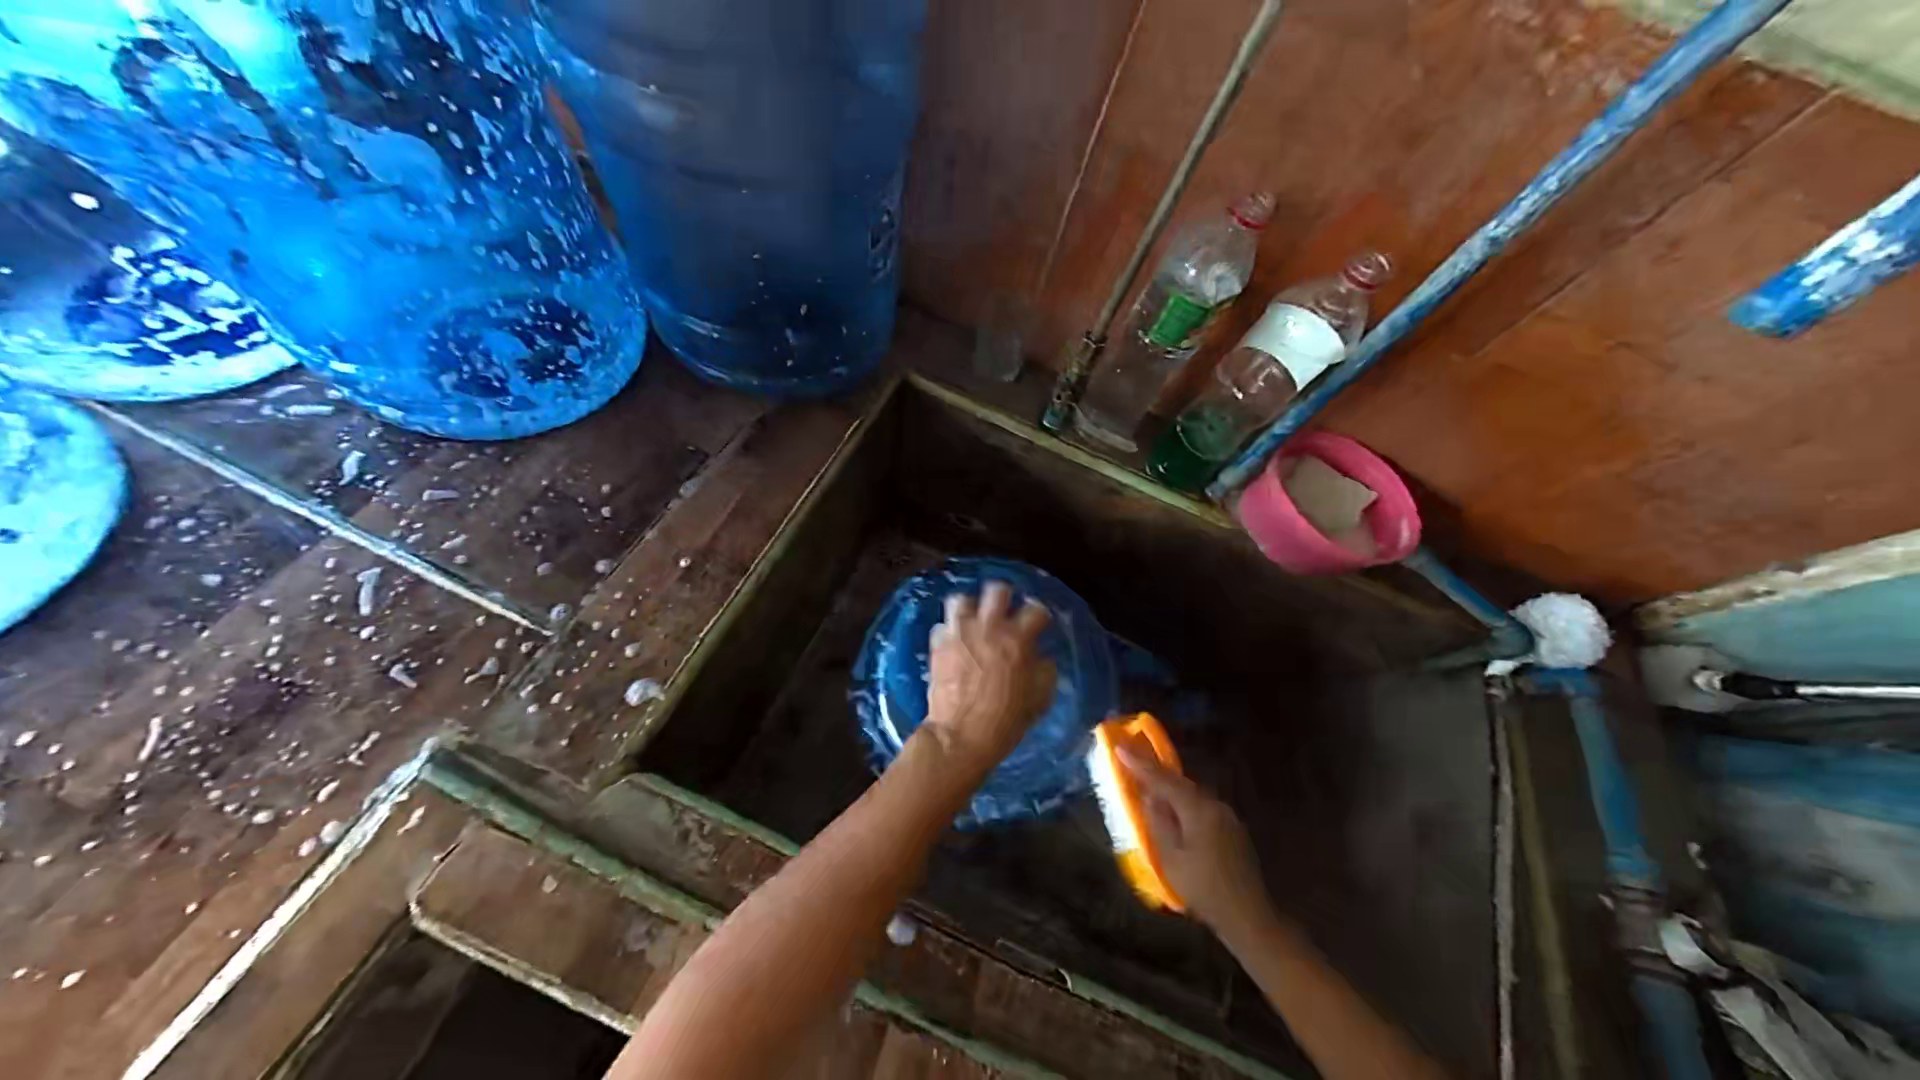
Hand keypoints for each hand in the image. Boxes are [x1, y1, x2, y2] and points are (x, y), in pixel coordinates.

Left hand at [923, 581, 1054, 774]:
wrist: (962, 735)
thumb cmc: (1007, 719)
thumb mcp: (1040, 698)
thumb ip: (1044, 670)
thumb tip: (1040, 657)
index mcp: (1018, 639)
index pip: (1036, 609)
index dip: (1040, 614)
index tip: (1039, 622)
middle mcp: (988, 627)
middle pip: (997, 590)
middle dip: (1003, 597)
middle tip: (1004, 612)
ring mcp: (960, 633)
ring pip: (962, 600)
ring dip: (971, 609)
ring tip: (974, 621)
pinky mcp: (938, 645)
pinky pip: (943, 626)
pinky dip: (950, 632)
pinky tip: (955, 643)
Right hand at [1121, 749, 1270, 933]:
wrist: (1249, 917)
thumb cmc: (1203, 890)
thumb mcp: (1170, 858)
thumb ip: (1158, 823)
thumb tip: (1149, 797)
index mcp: (1197, 810)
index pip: (1163, 780)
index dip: (1140, 764)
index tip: (1120, 747)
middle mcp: (1214, 805)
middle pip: (1179, 782)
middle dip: (1155, 772)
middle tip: (1132, 761)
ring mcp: (1227, 816)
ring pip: (1191, 794)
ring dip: (1170, 788)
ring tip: (1149, 784)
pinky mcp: (1232, 828)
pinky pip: (1201, 806)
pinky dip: (1184, 802)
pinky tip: (1174, 810)